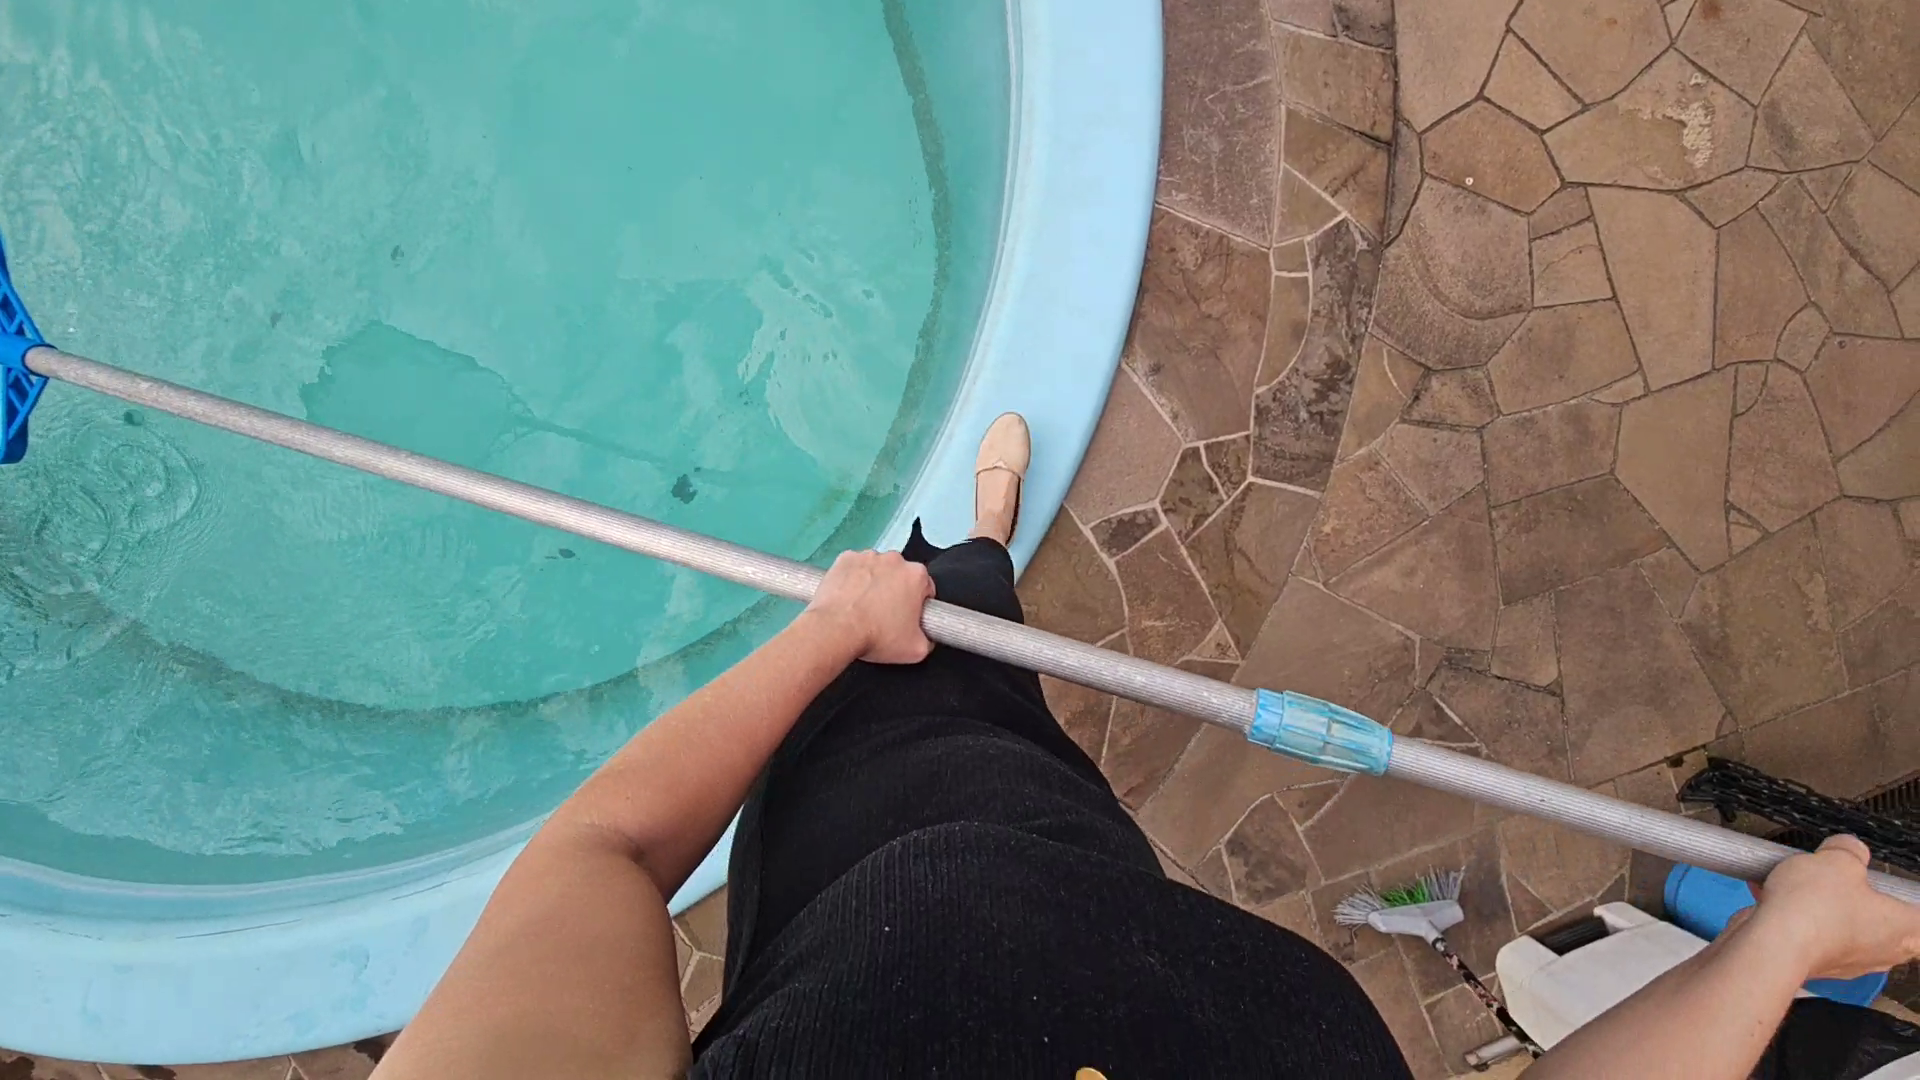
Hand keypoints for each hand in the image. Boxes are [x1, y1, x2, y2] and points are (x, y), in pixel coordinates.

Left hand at [802, 550, 934, 663]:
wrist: (835, 630)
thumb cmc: (874, 636)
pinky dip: (853, 578)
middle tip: (884, 615)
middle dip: (896, 591)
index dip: (918, 604)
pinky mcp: (845, 559)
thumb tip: (925, 637)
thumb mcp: (916, 650)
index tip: (907, 616)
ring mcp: (868, 556)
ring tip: (863, 607)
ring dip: (874, 583)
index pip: (925, 587)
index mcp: (916, 576)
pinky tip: (849, 597)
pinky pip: (854, 567)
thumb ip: (928, 639)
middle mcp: (894, 560)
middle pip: (900, 575)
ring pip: (877, 569)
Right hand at [1745, 835, 1919, 979]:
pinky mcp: (1821, 963)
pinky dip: (1798, 918)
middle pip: (1883, 920)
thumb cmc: (1815, 908)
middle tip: (1832, 882)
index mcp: (1910, 928)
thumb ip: (1848, 851)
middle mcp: (1891, 950)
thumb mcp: (1834, 862)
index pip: (1919, 911)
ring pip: (1846, 927)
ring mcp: (1856, 960)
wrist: (1776, 941)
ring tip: (1793, 888)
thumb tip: (1851, 848)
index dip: (1901, 895)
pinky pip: (1814, 935)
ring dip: (1824, 910)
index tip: (1877, 884)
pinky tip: (1773, 899)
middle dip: (1857, 901)